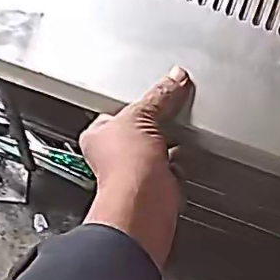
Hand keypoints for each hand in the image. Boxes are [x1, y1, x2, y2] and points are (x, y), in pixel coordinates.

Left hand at [80, 68, 194, 268]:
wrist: (144, 201)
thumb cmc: (125, 165)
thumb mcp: (142, 114)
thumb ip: (161, 95)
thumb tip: (176, 77)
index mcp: (98, 136)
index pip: (116, 113)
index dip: (135, 105)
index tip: (154, 96)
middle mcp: (113, 157)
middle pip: (139, 132)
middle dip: (155, 126)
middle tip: (168, 115)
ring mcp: (135, 173)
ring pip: (156, 152)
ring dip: (169, 147)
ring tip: (177, 136)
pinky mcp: (156, 187)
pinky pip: (171, 169)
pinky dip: (179, 164)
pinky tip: (181, 159)